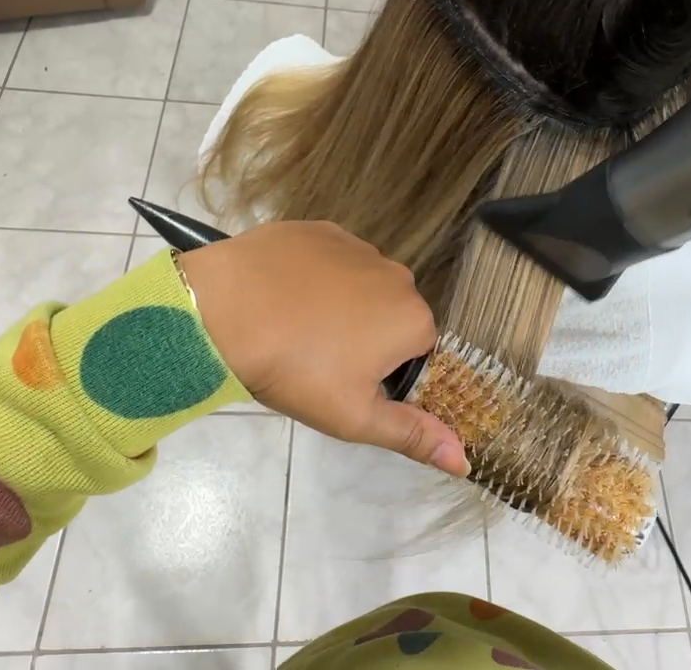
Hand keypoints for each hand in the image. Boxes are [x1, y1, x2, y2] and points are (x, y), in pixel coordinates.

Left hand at [179, 221, 469, 476]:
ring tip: (296, 329)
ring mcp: (356, 245)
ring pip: (360, 285)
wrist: (225, 309)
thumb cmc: (297, 369)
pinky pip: (328, 259)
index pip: (417, 351)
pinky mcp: (319, 230)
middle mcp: (396, 273)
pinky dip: (314, 277)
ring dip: (340, 305)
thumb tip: (465, 461)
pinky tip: (283, 296)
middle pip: (390, 314)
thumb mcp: (355, 416)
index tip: (347, 383)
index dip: (385, 372)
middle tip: (320, 361)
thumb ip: (413, 435)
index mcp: (413, 318)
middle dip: (366, 336)